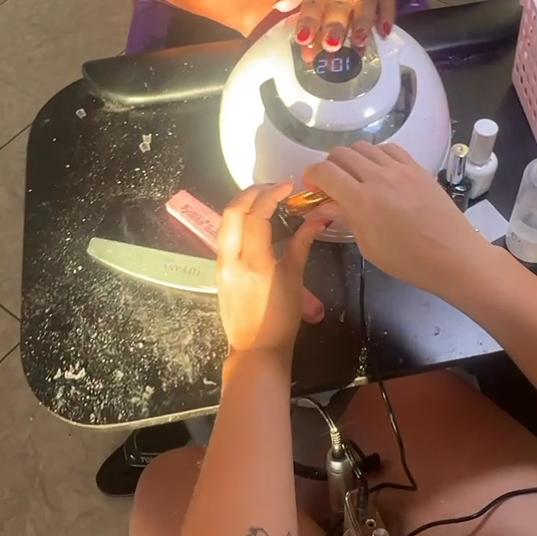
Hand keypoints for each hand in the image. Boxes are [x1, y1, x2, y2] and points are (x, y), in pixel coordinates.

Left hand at [216, 182, 325, 359]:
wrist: (256, 349)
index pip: (257, 215)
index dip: (272, 195)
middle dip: (251, 192)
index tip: (288, 186)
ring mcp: (221, 265)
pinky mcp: (218, 271)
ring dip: (242, 205)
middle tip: (272, 187)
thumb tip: (318, 219)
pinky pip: (225, 237)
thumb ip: (302, 244)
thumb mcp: (295, 280)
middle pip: (231, 211)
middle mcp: (231, 259)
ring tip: (264, 199)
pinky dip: (238, 221)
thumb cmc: (281, 319)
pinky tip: (254, 221)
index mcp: (253, 262)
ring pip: (224, 222)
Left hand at [279, 0, 401, 53]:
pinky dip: (387, 15)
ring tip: (358, 45)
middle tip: (329, 49)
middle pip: (341, 2)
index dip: (309, 18)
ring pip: (365, 2)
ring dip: (362, 24)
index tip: (302, 39)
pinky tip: (384, 32)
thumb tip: (280, 7)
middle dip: (335, 26)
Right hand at [301, 143, 498, 295]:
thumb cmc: (408, 261)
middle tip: (331, 185)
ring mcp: (401, 169)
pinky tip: (379, 171)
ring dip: (351, 159)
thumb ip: (345, 218)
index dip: (311, 176)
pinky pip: (389, 149)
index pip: (325, 172)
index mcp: (362, 201)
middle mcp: (379, 177)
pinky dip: (376, 155)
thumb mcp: (368, 246)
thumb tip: (323, 206)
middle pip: (341, 154)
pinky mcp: (418, 168)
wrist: (453, 256)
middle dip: (329, 166)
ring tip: (355, 177)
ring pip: (364, 147)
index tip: (311, 187)